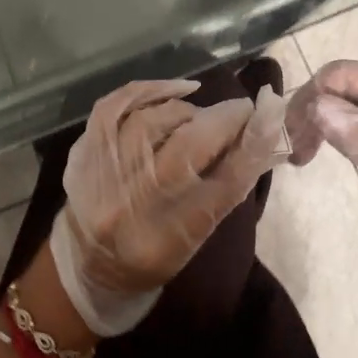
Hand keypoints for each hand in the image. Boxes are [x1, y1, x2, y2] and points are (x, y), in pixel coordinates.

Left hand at [50, 78, 284, 336]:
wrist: (89, 267)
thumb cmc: (155, 255)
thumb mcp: (199, 233)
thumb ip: (228, 184)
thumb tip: (261, 133)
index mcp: (175, 231)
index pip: (226, 181)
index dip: (253, 142)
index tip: (270, 114)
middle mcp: (139, 200)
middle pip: (191, 145)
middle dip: (224, 119)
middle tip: (240, 110)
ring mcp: (108, 172)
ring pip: (155, 120)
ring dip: (188, 112)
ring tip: (200, 117)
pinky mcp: (86, 150)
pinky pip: (116, 104)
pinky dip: (150, 89)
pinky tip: (176, 90)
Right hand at [288, 60, 357, 353]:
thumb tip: (315, 106)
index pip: (346, 73)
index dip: (312, 95)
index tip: (291, 133)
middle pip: (343, 85)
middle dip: (312, 108)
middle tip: (292, 149)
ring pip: (348, 104)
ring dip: (320, 122)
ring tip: (301, 155)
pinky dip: (335, 135)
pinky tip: (323, 153)